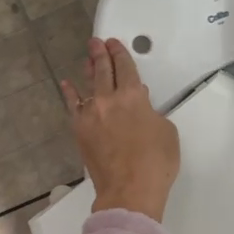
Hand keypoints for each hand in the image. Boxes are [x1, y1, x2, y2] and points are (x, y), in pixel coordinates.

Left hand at [64, 37, 179, 221]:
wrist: (129, 190)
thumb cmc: (155, 163)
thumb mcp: (166, 132)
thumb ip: (152, 113)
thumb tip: (140, 109)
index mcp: (133, 97)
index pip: (126, 68)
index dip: (120, 54)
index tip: (115, 45)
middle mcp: (109, 100)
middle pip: (104, 70)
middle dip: (101, 54)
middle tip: (97, 42)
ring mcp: (91, 114)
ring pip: (88, 84)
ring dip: (89, 69)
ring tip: (88, 58)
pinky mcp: (80, 131)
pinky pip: (73, 106)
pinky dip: (70, 93)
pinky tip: (67, 84)